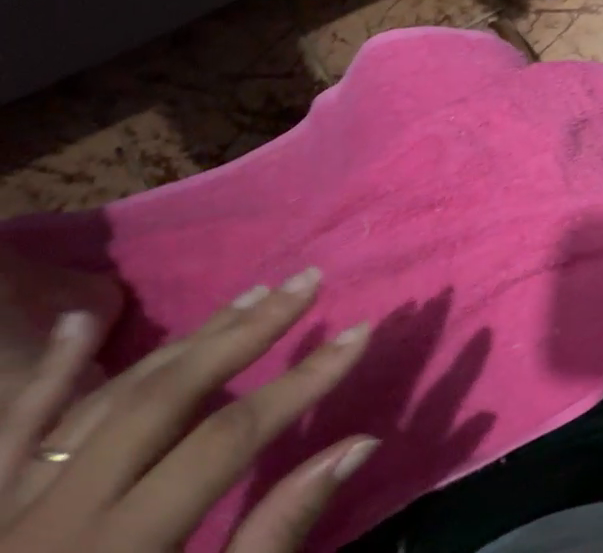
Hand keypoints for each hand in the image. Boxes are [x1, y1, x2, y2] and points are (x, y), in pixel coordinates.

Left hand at [0, 269, 374, 551]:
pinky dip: (47, 374)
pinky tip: (82, 320)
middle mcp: (56, 516)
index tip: (360, 332)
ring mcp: (5, 508)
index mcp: (120, 546)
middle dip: (245, 335)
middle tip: (305, 283)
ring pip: (101, 401)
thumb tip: (359, 443)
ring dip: (181, 343)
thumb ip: (276, 531)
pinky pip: (9, 431)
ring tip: (245, 297)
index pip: (229, 438)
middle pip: (164, 399)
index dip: (302, 382)